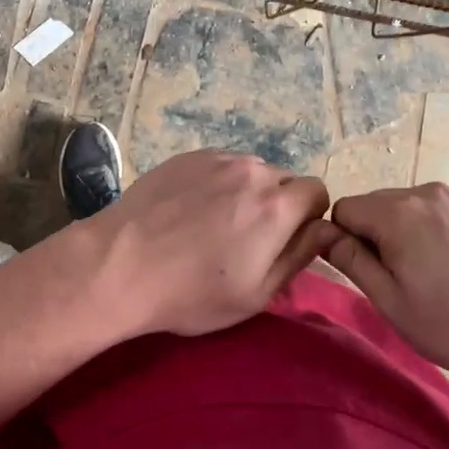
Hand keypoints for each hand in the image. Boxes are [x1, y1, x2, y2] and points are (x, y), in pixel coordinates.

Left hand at [83, 150, 335, 336]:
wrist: (122, 262)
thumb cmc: (193, 291)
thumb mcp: (258, 292)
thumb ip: (300, 255)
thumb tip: (327, 230)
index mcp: (276, 204)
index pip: (317, 192)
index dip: (308, 218)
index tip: (285, 242)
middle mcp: (251, 170)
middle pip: (283, 179)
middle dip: (278, 205)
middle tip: (249, 240)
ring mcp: (216, 158)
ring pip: (250, 171)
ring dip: (246, 192)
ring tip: (215, 225)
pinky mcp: (187, 156)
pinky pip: (219, 165)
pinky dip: (216, 183)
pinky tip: (191, 210)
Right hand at [325, 183, 448, 391]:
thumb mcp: (391, 302)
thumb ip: (351, 260)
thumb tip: (323, 233)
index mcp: (397, 212)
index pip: (344, 210)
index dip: (345, 242)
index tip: (369, 276)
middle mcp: (424, 193)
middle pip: (374, 206)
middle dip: (374, 237)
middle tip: (400, 284)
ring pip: (404, 210)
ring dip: (403, 237)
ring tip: (430, 280)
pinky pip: (433, 215)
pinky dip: (430, 236)